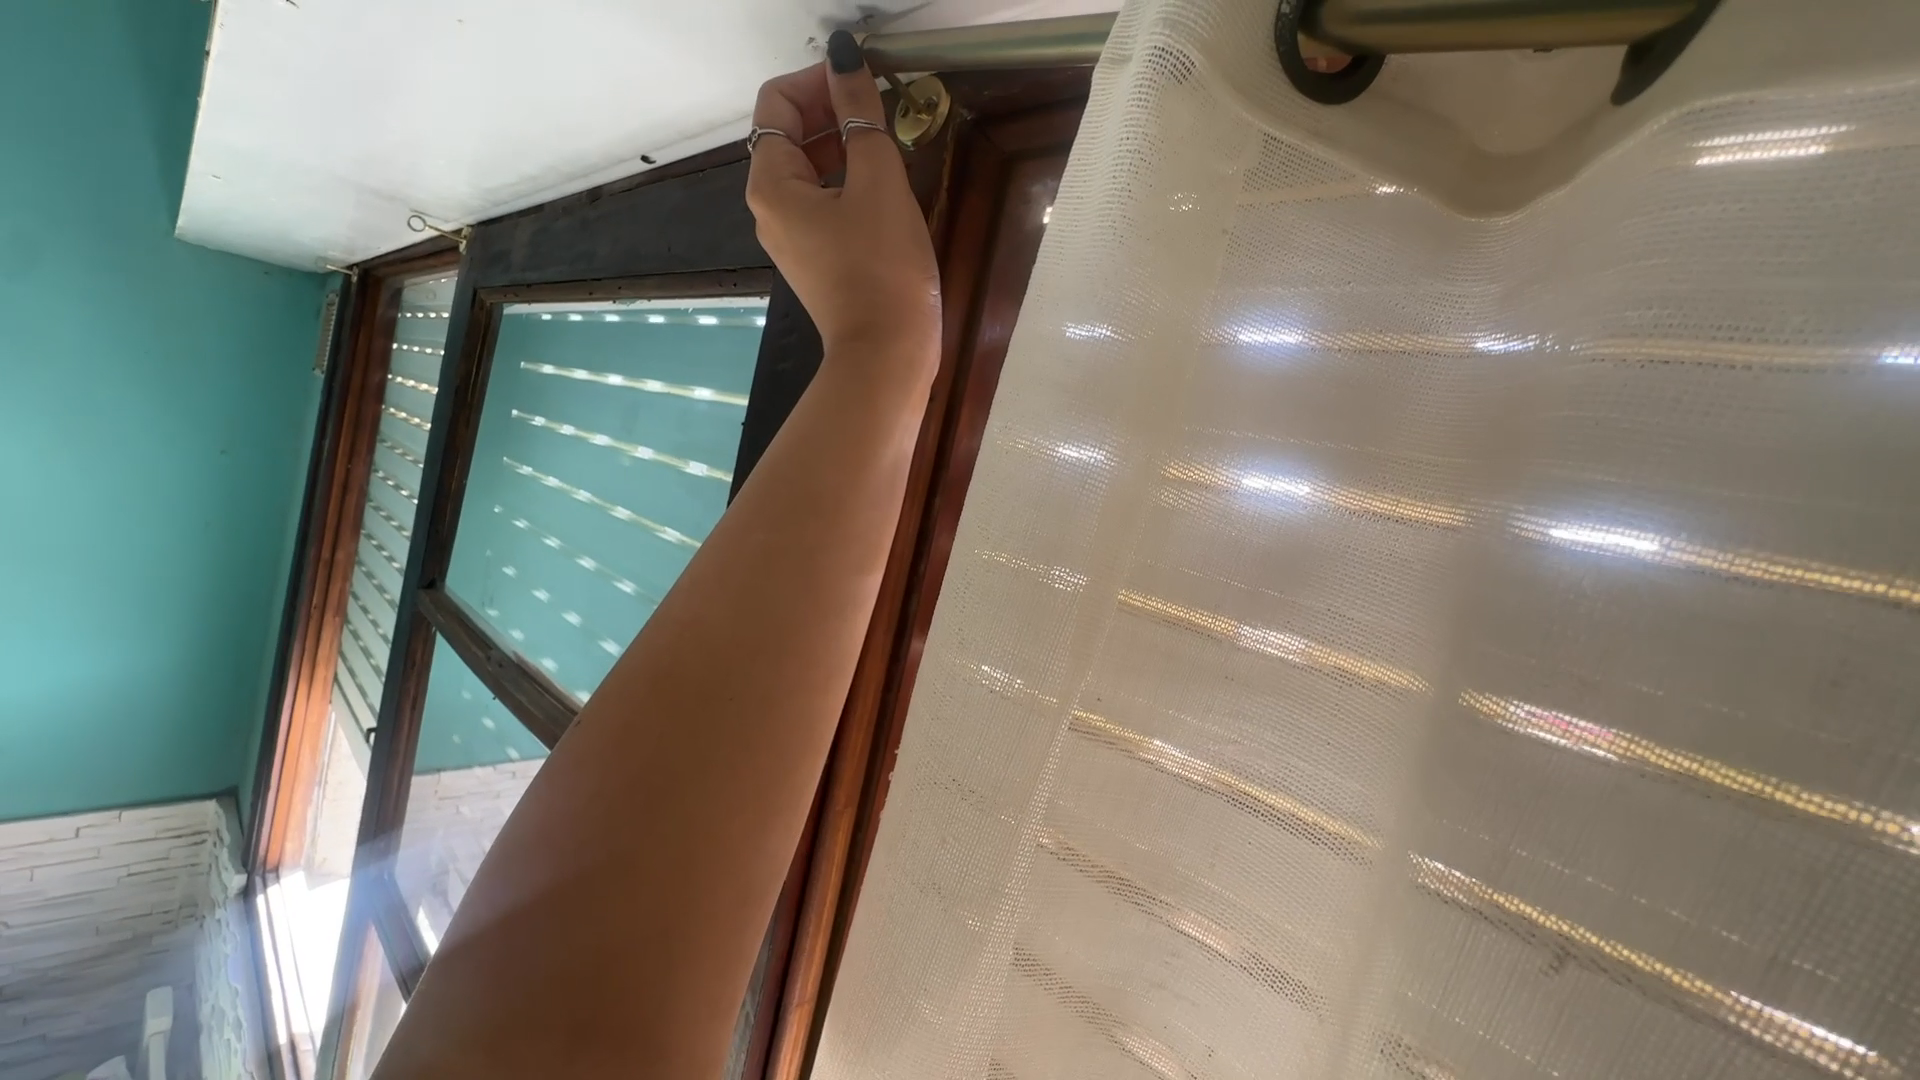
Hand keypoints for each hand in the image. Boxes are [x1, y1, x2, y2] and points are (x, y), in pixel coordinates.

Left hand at [746, 31, 940, 370]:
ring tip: (890, 144)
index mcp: (771, 185)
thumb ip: (861, 113)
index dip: (818, 80)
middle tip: (883, 108)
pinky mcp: (817, 262)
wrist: (887, 355)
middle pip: (789, 136)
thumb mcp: (879, 182)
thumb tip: (844, 56)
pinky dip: (848, 184)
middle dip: (832, 112)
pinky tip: (885, 188)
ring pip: (810, 172)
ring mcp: (792, 240)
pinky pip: (824, 205)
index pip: (776, 103)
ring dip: (845, 147)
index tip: (865, 82)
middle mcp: (770, 210)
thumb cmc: (883, 268)